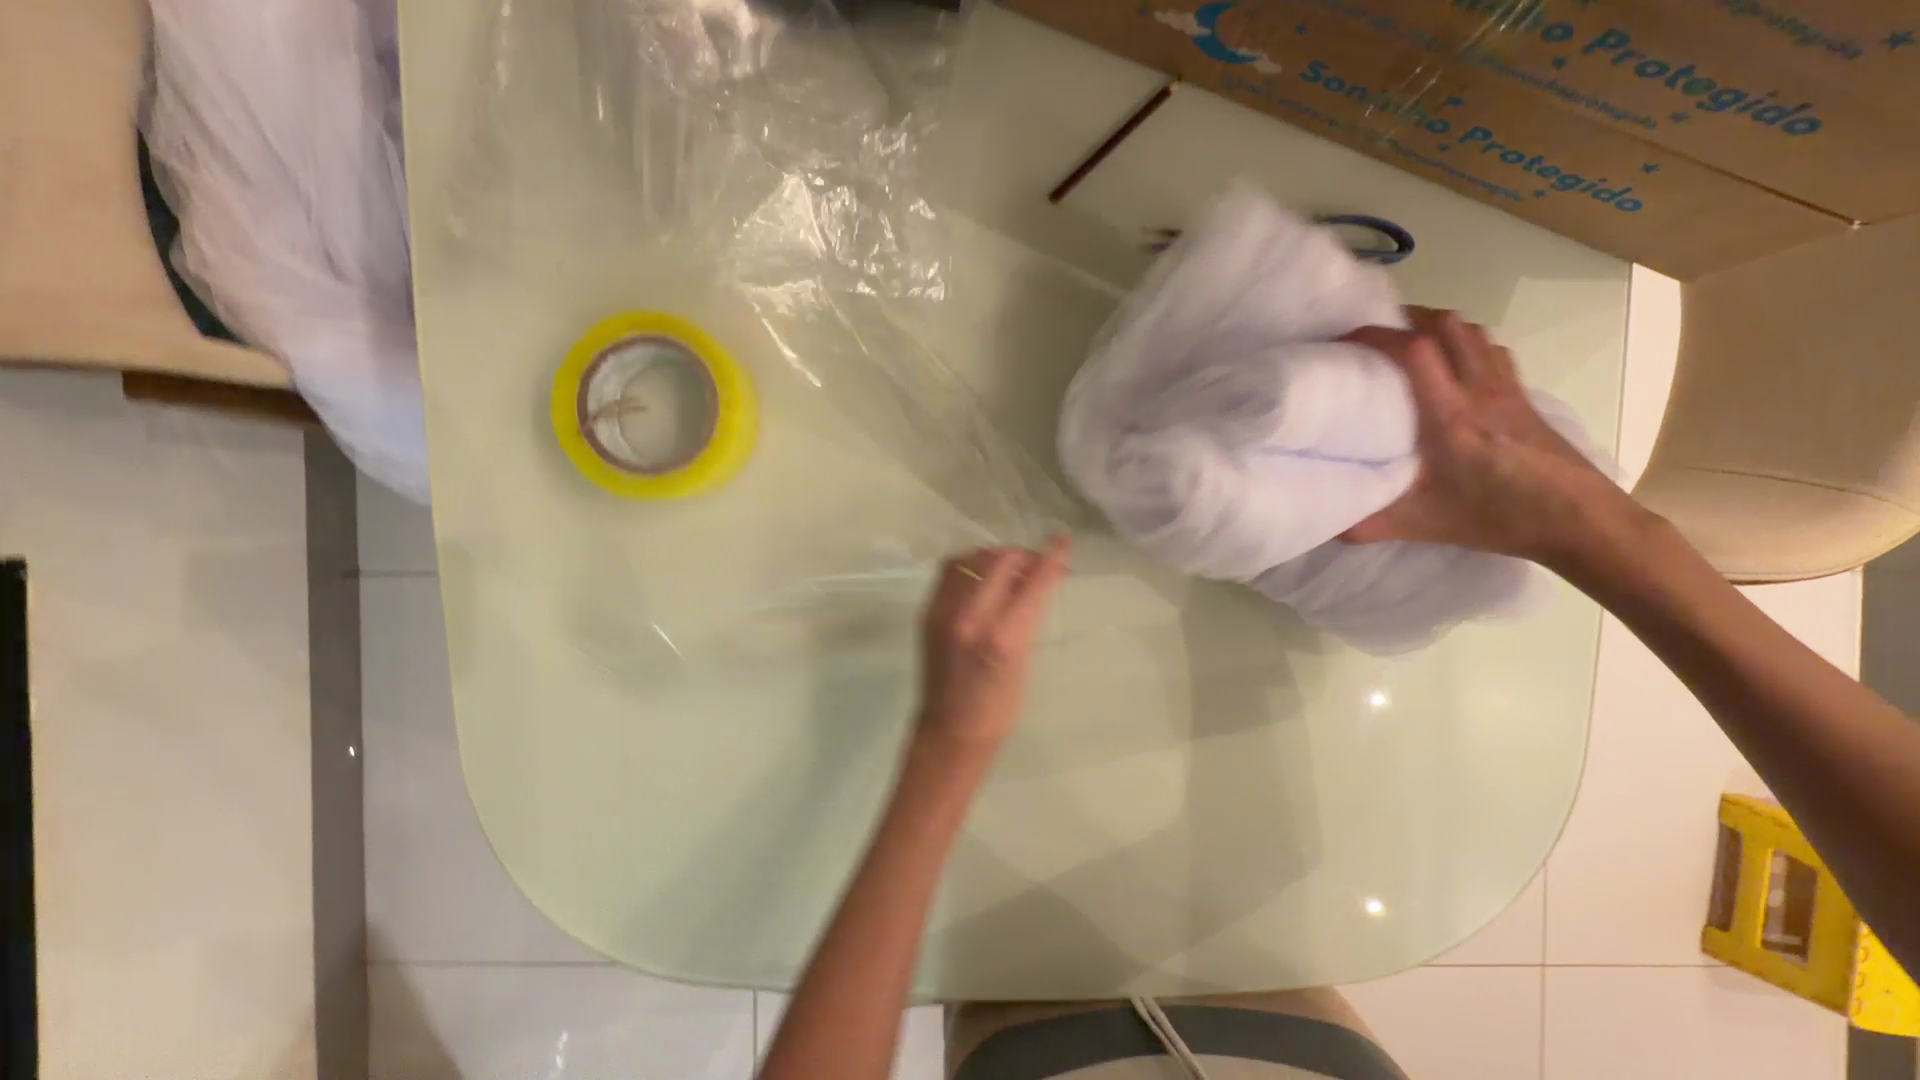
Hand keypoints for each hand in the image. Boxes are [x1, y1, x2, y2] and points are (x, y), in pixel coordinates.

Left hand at [916, 534, 1071, 753]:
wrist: (950, 731)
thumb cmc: (998, 707)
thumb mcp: (1023, 660)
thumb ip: (1025, 617)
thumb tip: (1033, 581)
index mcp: (1003, 636)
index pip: (1032, 581)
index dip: (1051, 556)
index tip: (1062, 540)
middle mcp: (971, 617)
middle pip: (1001, 560)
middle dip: (1024, 556)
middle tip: (1037, 566)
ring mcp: (943, 612)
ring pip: (972, 558)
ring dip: (996, 556)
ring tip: (1010, 570)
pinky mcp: (928, 612)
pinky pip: (950, 571)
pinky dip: (970, 564)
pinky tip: (983, 576)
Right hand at [1339, 307, 1638, 565]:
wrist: (1578, 519)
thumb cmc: (1499, 518)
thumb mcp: (1424, 526)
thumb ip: (1368, 524)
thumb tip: (1323, 525)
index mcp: (1449, 416)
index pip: (1413, 350)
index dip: (1375, 335)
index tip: (1342, 340)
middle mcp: (1479, 390)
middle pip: (1444, 324)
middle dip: (1404, 319)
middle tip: (1374, 337)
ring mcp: (1506, 388)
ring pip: (1471, 331)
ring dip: (1436, 326)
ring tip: (1408, 342)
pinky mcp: (1523, 395)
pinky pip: (1492, 349)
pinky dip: (1466, 343)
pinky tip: (1453, 365)